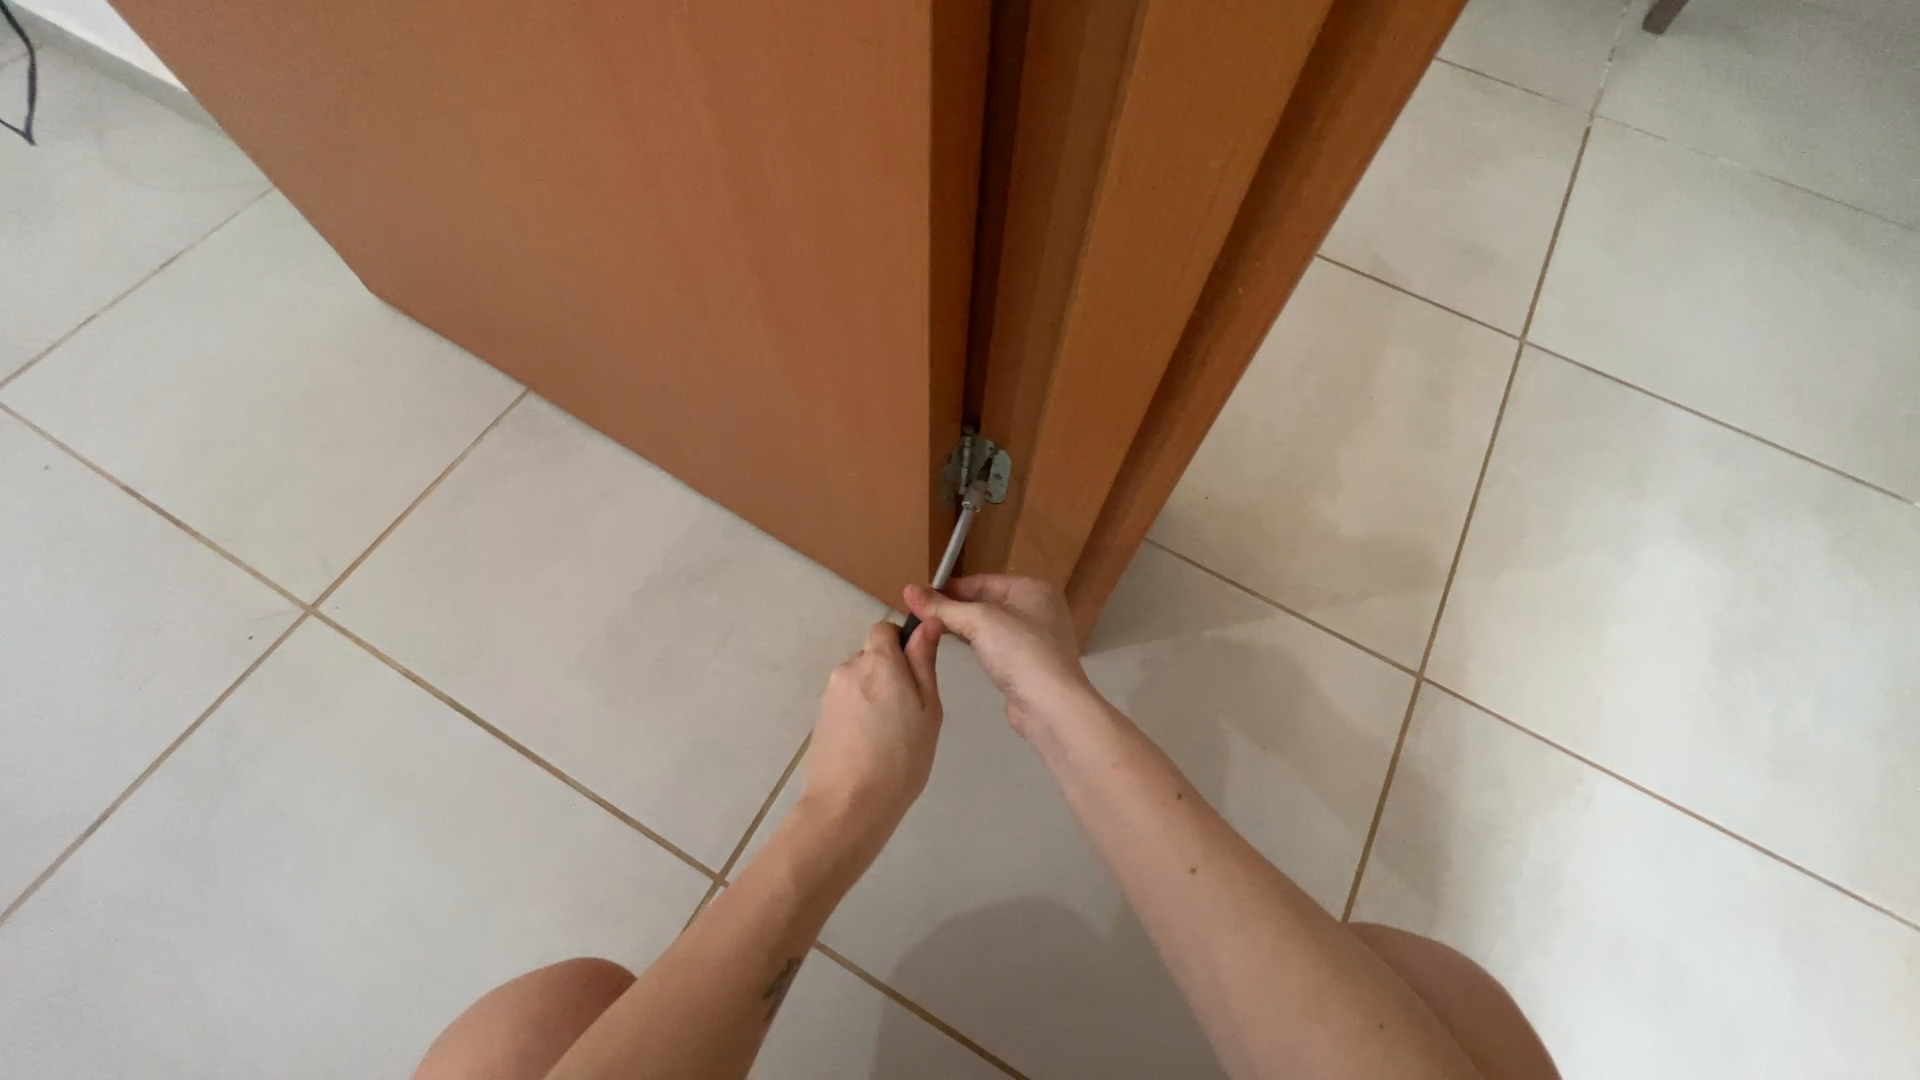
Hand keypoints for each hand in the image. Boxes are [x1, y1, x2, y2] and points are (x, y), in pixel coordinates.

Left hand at [800, 619, 945, 844]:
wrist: (850, 804)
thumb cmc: (902, 757)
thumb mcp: (928, 709)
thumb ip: (924, 662)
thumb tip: (928, 623)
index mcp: (879, 662)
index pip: (884, 630)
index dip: (900, 646)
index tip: (914, 675)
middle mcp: (849, 669)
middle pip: (871, 658)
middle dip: (888, 675)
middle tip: (907, 714)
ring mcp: (830, 695)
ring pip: (858, 682)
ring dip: (872, 697)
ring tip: (887, 736)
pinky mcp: (819, 718)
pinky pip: (845, 704)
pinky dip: (857, 716)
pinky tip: (867, 746)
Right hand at [904, 576, 1099, 740]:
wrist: (1050, 704)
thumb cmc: (1019, 651)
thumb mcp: (978, 621)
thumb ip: (943, 607)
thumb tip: (908, 590)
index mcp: (1031, 588)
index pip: (981, 580)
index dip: (949, 587)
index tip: (918, 596)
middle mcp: (1037, 608)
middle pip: (985, 601)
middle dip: (954, 607)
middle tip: (919, 614)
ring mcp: (1035, 637)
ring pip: (990, 624)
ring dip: (963, 625)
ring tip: (930, 628)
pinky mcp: (1028, 662)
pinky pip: (996, 645)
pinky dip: (976, 643)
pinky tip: (957, 647)